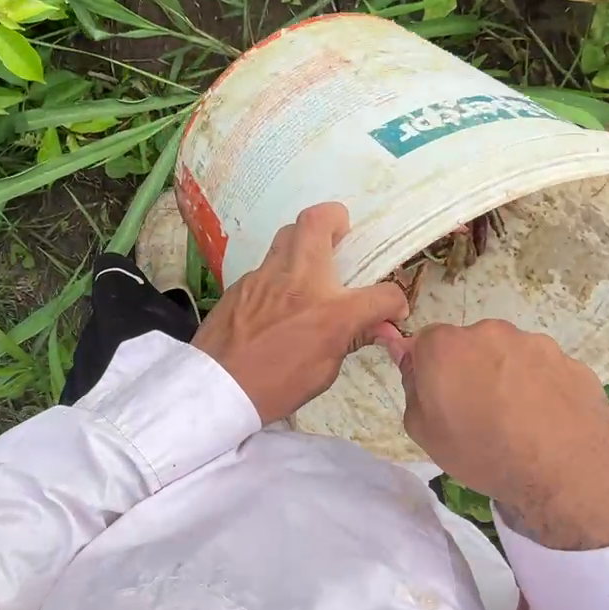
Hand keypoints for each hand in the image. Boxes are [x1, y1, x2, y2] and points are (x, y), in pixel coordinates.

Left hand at [193, 202, 408, 424]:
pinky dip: (278, 275)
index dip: (393, 303)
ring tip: (308, 267)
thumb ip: (349, 339)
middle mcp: (299, 282)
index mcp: (331, 311)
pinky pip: (265, 266)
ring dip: (303, 243)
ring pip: (286, 236)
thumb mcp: (323, 372)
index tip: (387, 312)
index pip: (382, 294)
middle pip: (318, 221)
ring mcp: (264, 277)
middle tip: (340, 241)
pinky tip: (275, 299)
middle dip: (335, 221)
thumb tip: (373, 326)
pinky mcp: (240, 284)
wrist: (216, 388)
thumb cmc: (273, 387)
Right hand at [387, 321, 608, 549]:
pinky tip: (544, 422)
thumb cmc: (482, 453)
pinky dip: (539, 388)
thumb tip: (407, 356)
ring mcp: (536, 344)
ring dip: (505, 377)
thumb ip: (411, 385)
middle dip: (468, 369)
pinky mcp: (573, 362)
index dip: (428, 370)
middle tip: (475, 411)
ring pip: (508, 356)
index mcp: (445, 345)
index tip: (439, 398)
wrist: (570, 476)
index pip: (424, 343)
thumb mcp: (422, 429)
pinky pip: (543, 371)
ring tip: (516, 420)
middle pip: (469, 345)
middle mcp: (490, 333)